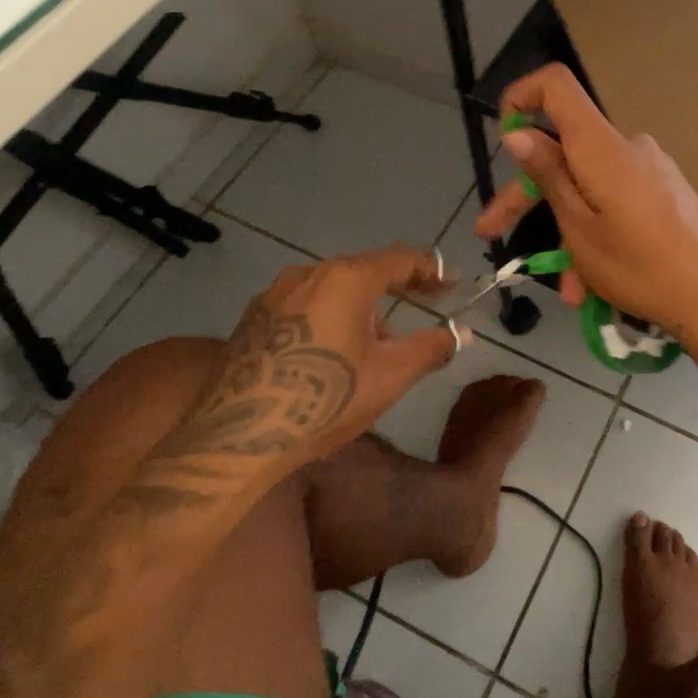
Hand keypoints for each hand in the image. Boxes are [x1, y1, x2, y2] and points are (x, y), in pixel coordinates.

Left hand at [207, 246, 462, 472]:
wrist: (238, 436)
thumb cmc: (325, 400)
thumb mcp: (390, 376)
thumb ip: (431, 347)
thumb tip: (460, 333)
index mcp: (345, 279)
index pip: (399, 260)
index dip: (429, 271)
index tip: (451, 284)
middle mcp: (307, 274)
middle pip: (362, 272)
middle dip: (395, 290)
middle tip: (421, 308)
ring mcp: (273, 295)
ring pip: (330, 291)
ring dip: (359, 309)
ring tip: (375, 347)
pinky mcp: (251, 320)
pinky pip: (303, 308)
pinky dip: (327, 319)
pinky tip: (330, 356)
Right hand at [474, 64, 697, 337]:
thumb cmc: (641, 267)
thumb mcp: (580, 228)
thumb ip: (547, 175)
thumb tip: (516, 132)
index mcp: (602, 147)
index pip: (556, 86)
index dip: (521, 96)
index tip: (502, 135)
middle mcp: (627, 147)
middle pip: (565, 153)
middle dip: (526, 197)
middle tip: (491, 234)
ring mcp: (650, 170)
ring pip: (589, 189)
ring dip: (567, 233)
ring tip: (569, 290)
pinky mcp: (666, 192)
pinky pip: (616, 202)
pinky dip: (598, 234)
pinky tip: (594, 283)